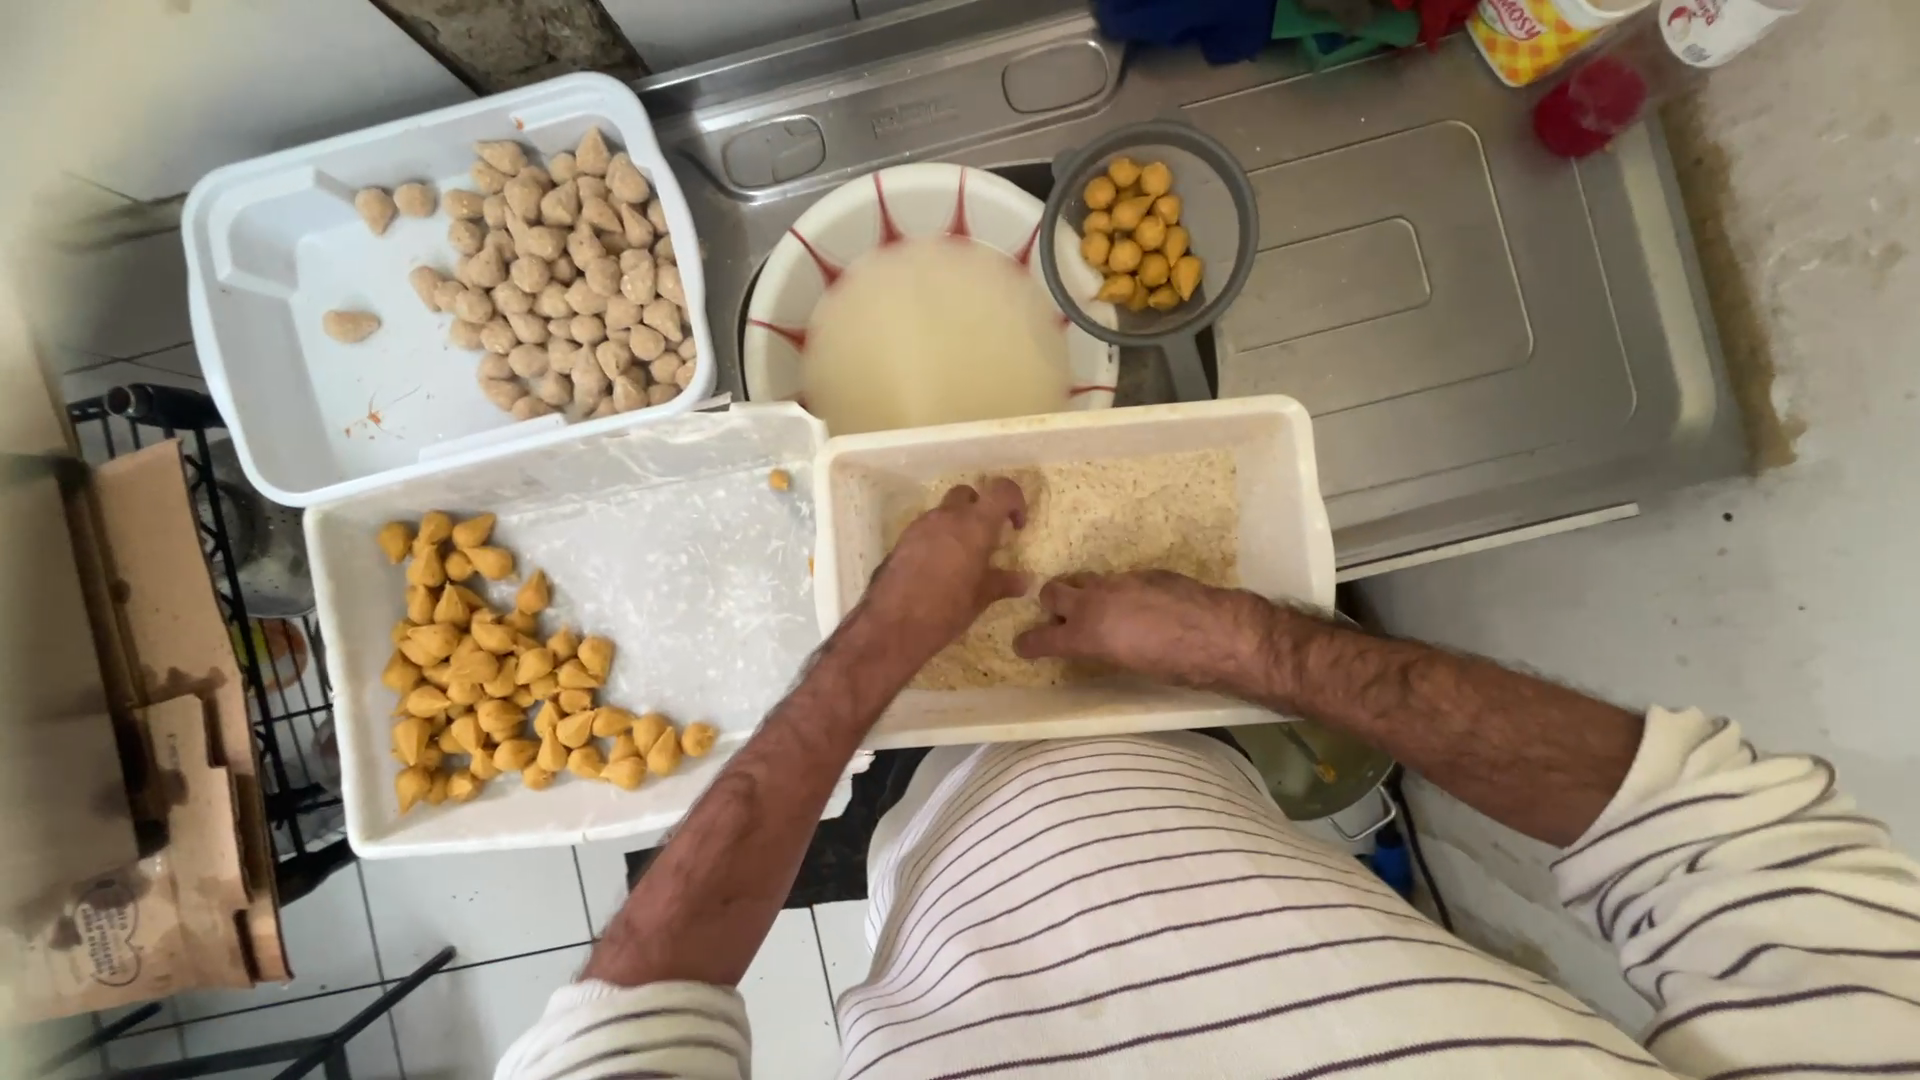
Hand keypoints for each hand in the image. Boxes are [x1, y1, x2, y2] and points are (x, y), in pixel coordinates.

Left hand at [856, 478, 1027, 669]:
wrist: (892, 624)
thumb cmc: (947, 609)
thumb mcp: (981, 598)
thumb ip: (1003, 583)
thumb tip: (1024, 580)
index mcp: (974, 525)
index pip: (1001, 490)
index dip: (1014, 501)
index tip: (1015, 526)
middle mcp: (946, 517)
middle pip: (967, 494)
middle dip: (980, 509)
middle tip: (987, 540)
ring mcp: (920, 526)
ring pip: (944, 512)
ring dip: (957, 526)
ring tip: (962, 559)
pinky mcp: (901, 540)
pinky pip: (926, 529)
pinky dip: (937, 539)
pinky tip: (938, 569)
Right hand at [1013, 570, 1278, 690]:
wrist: (1221, 632)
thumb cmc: (1177, 665)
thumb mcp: (1130, 666)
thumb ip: (1103, 649)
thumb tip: (1096, 644)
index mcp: (1086, 634)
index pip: (1041, 638)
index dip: (1029, 643)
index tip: (1022, 645)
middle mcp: (1094, 602)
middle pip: (1053, 591)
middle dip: (1052, 603)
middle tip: (1062, 617)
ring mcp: (1119, 581)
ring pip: (1085, 579)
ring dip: (1083, 592)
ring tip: (1098, 608)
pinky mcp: (1144, 572)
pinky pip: (1118, 579)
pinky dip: (1118, 592)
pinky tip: (1140, 606)